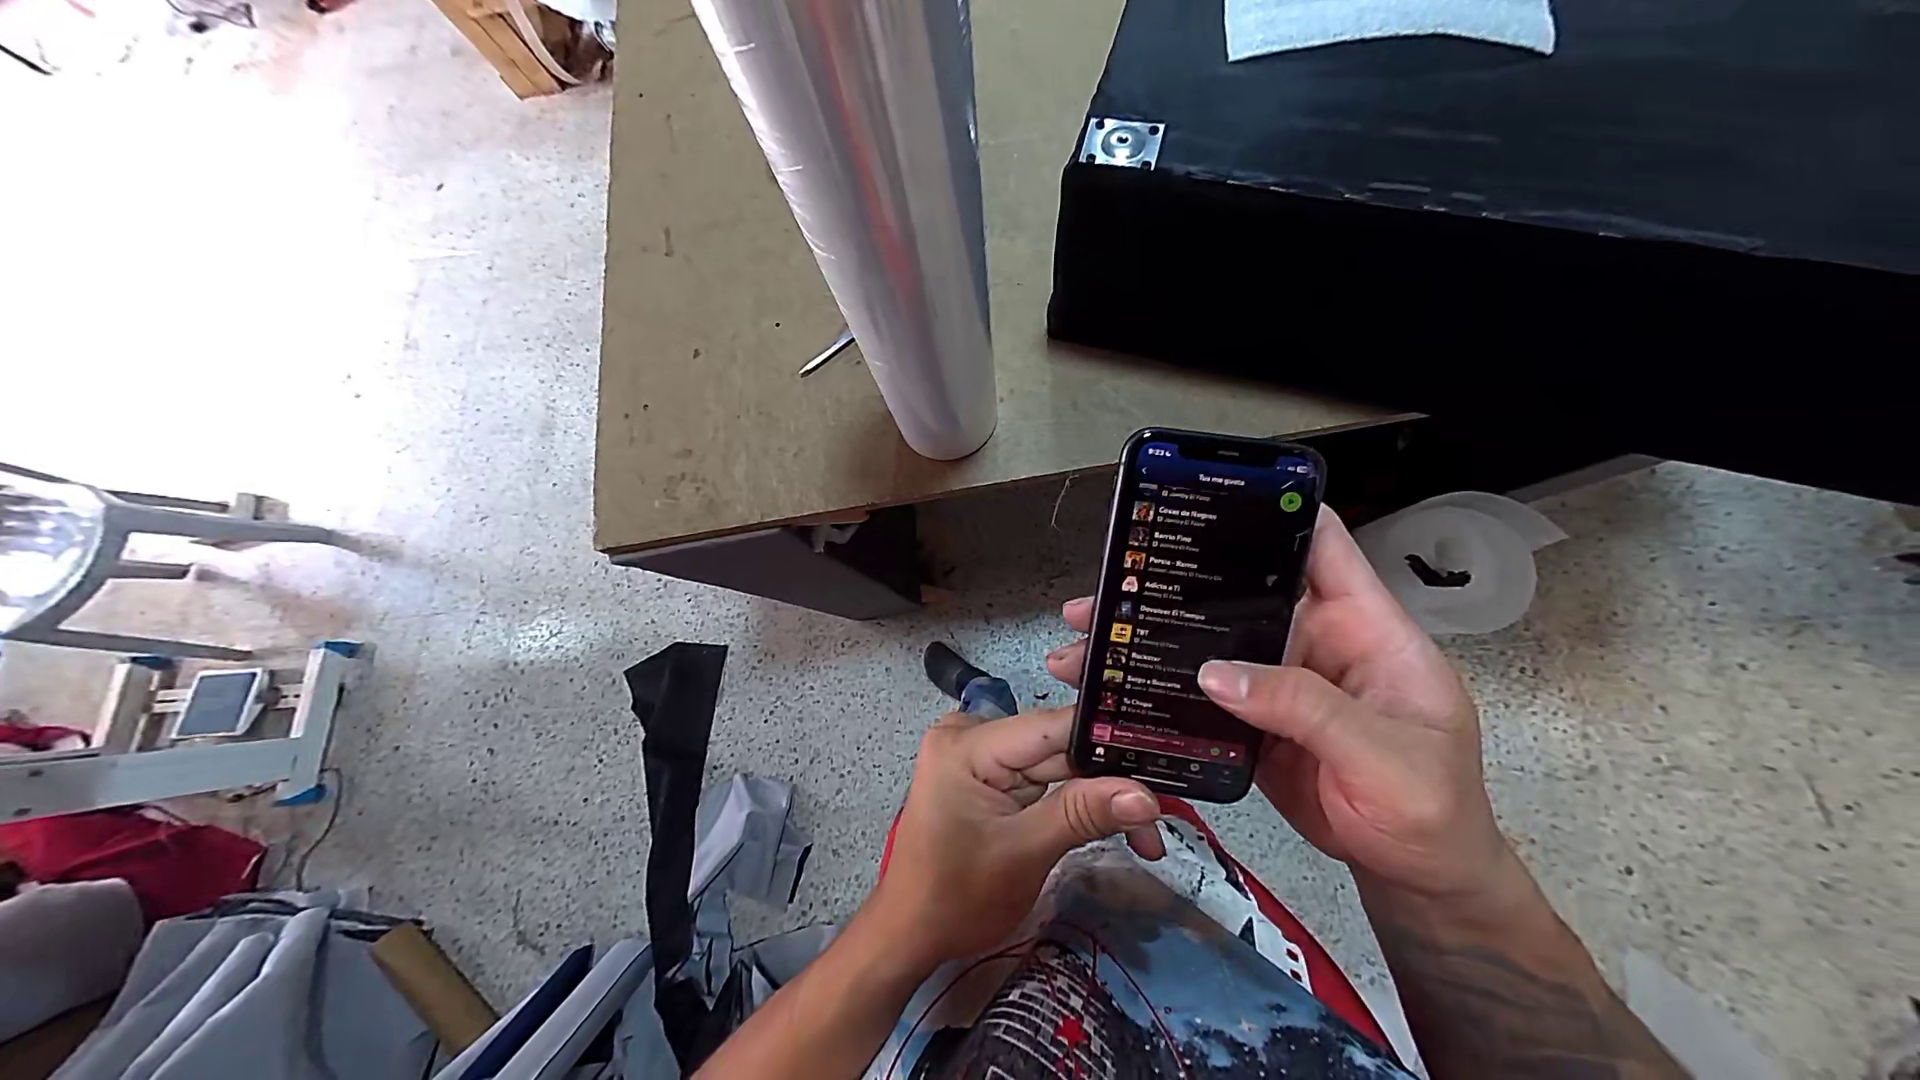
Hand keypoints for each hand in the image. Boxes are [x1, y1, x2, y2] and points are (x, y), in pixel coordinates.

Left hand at [864, 708, 1164, 970]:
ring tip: (1147, 832)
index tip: (1161, 759)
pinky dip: (1074, 801)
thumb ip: (1084, 814)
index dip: (1108, 740)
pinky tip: (1113, 823)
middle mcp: (970, 733)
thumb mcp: (1024, 853)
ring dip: (1098, 796)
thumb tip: (1146, 796)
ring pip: (1056, 764)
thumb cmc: (956, 897)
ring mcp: (978, 753)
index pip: (1051, 728)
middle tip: (1163, 810)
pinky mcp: (988, 775)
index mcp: (966, 743)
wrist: (911, 934)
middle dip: (1108, 781)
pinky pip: (1041, 778)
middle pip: (1056, 746)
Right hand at [1045, 506, 1512, 901]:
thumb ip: (1306, 709)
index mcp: (1363, 628)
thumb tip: (1214, 674)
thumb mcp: (1387, 757)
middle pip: (1241, 592)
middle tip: (1114, 583)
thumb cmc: (1431, 813)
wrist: (1413, 877)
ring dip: (1154, 636)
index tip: (1210, 499)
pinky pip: (1201, 690)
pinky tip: (1117, 684)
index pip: (1321, 547)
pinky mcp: (1251, 717)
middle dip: (1178, 582)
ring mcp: (1278, 680)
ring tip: (1091, 635)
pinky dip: (1159, 685)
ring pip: (1209, 641)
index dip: (1274, 513)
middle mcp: (1313, 641)